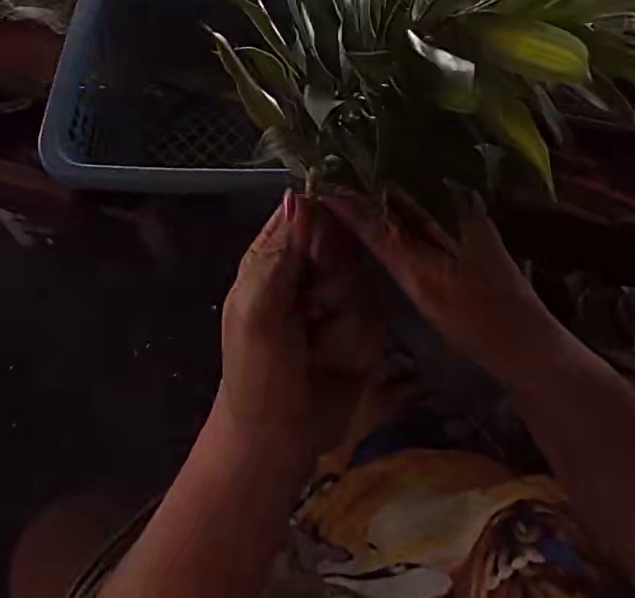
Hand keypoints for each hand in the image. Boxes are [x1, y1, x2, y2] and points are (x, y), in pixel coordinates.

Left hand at [215, 192, 383, 465]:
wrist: (281, 439)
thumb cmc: (257, 371)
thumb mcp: (258, 308)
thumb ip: (281, 253)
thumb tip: (298, 196)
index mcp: (271, 256)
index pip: (305, 211)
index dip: (324, 220)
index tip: (326, 249)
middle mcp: (306, 270)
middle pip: (345, 244)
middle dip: (334, 282)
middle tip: (310, 310)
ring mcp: (337, 299)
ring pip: (364, 283)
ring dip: (342, 321)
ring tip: (316, 345)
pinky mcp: (362, 328)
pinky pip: (378, 319)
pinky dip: (357, 343)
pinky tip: (336, 360)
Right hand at [320, 190, 562, 385]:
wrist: (527, 350)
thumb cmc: (474, 314)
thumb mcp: (419, 274)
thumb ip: (378, 233)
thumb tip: (337, 197)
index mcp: (447, 199)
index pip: (387, 180)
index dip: (350, 181)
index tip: (316, 183)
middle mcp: (451, 198)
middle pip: (393, 187)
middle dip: (356, 190)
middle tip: (316, 195)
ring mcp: (454, 217)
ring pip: (399, 202)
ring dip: (368, 205)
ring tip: (330, 205)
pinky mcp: (453, 236)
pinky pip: (410, 219)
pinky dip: (387, 221)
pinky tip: (364, 226)